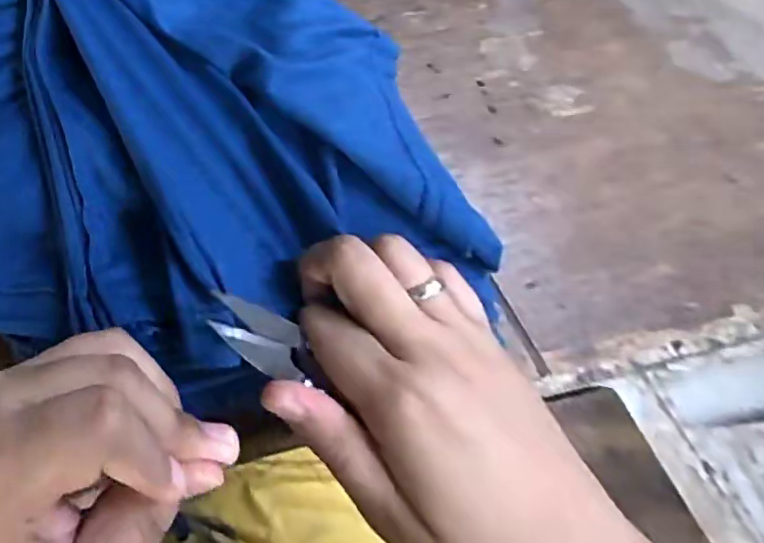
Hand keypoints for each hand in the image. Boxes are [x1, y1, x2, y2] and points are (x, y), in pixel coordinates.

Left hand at [0, 329, 239, 542]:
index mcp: (3, 457)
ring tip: (178, 439)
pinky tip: (148, 416)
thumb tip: (204, 465)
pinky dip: (134, 376)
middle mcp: (5, 394)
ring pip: (109, 347)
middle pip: (112, 372)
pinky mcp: (24, 369)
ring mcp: (12, 373)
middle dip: (169, 416)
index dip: (155, 448)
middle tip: (212, 458)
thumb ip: (136, 519)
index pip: (100, 417)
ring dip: (156, 390)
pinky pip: (93, 348)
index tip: (184, 487)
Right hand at [262, 236, 645, 542]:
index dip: (303, 331)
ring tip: (360, 300)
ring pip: (399, 250)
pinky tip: (409, 308)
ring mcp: (467, 334)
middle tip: (316, 300)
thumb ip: (333, 440)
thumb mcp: (391, 513)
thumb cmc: (469, 542)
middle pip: (357, 260)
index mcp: (398, 397)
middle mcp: (430, 348)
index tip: (308, 356)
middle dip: (320, 265)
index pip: (324, 325)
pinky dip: (415, 272)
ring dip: (366, 261)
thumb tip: (271, 386)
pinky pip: (445, 272)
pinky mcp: (493, 335)